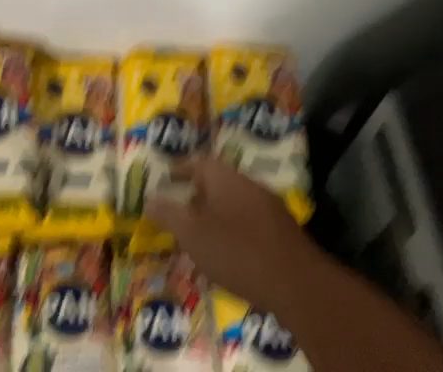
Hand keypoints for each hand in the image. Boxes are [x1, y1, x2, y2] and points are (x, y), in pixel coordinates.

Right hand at [144, 155, 326, 313]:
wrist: (295, 282)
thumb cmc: (235, 250)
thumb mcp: (191, 233)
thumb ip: (167, 213)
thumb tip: (148, 197)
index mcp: (224, 176)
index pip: (197, 160)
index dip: (179, 168)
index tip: (165, 178)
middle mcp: (247, 183)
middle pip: (216, 180)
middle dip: (196, 193)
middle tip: (178, 210)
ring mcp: (268, 206)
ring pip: (233, 202)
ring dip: (215, 214)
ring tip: (199, 235)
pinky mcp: (282, 231)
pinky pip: (249, 222)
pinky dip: (233, 230)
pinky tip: (228, 253)